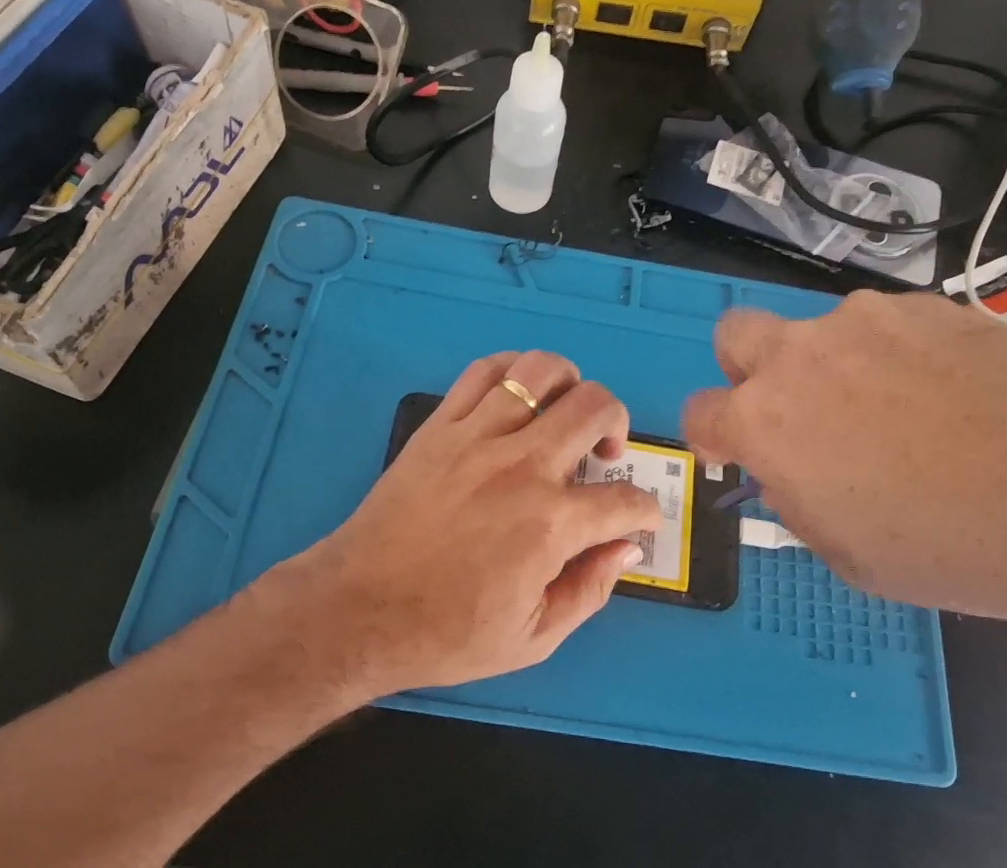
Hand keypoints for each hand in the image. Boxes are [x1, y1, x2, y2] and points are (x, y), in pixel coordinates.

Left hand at [252, 352, 661, 697]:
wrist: (360, 610)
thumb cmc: (448, 633)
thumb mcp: (534, 637)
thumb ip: (591, 590)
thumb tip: (628, 548)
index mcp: (550, 524)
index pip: (626, 499)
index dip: (645, 510)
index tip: (639, 519)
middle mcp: (521, 466)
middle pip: (595, 407)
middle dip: (618, 425)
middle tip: (605, 455)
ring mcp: (476, 436)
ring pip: (541, 371)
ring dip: (571, 384)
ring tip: (565, 414)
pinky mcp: (440, 425)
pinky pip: (484, 371)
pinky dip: (514, 369)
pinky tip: (520, 395)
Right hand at [683, 292, 1006, 622]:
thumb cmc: (951, 549)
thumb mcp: (847, 553)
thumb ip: (797, 499)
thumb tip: (793, 469)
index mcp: (765, 423)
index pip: (700, 414)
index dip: (716, 437)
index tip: (741, 454)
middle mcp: (799, 357)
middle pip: (735, 335)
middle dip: (750, 370)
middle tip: (802, 411)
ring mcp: (864, 321)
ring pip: (822, 330)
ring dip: (837, 363)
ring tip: (907, 407)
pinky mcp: (927, 305)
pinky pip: (888, 324)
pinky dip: (900, 353)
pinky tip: (953, 391)